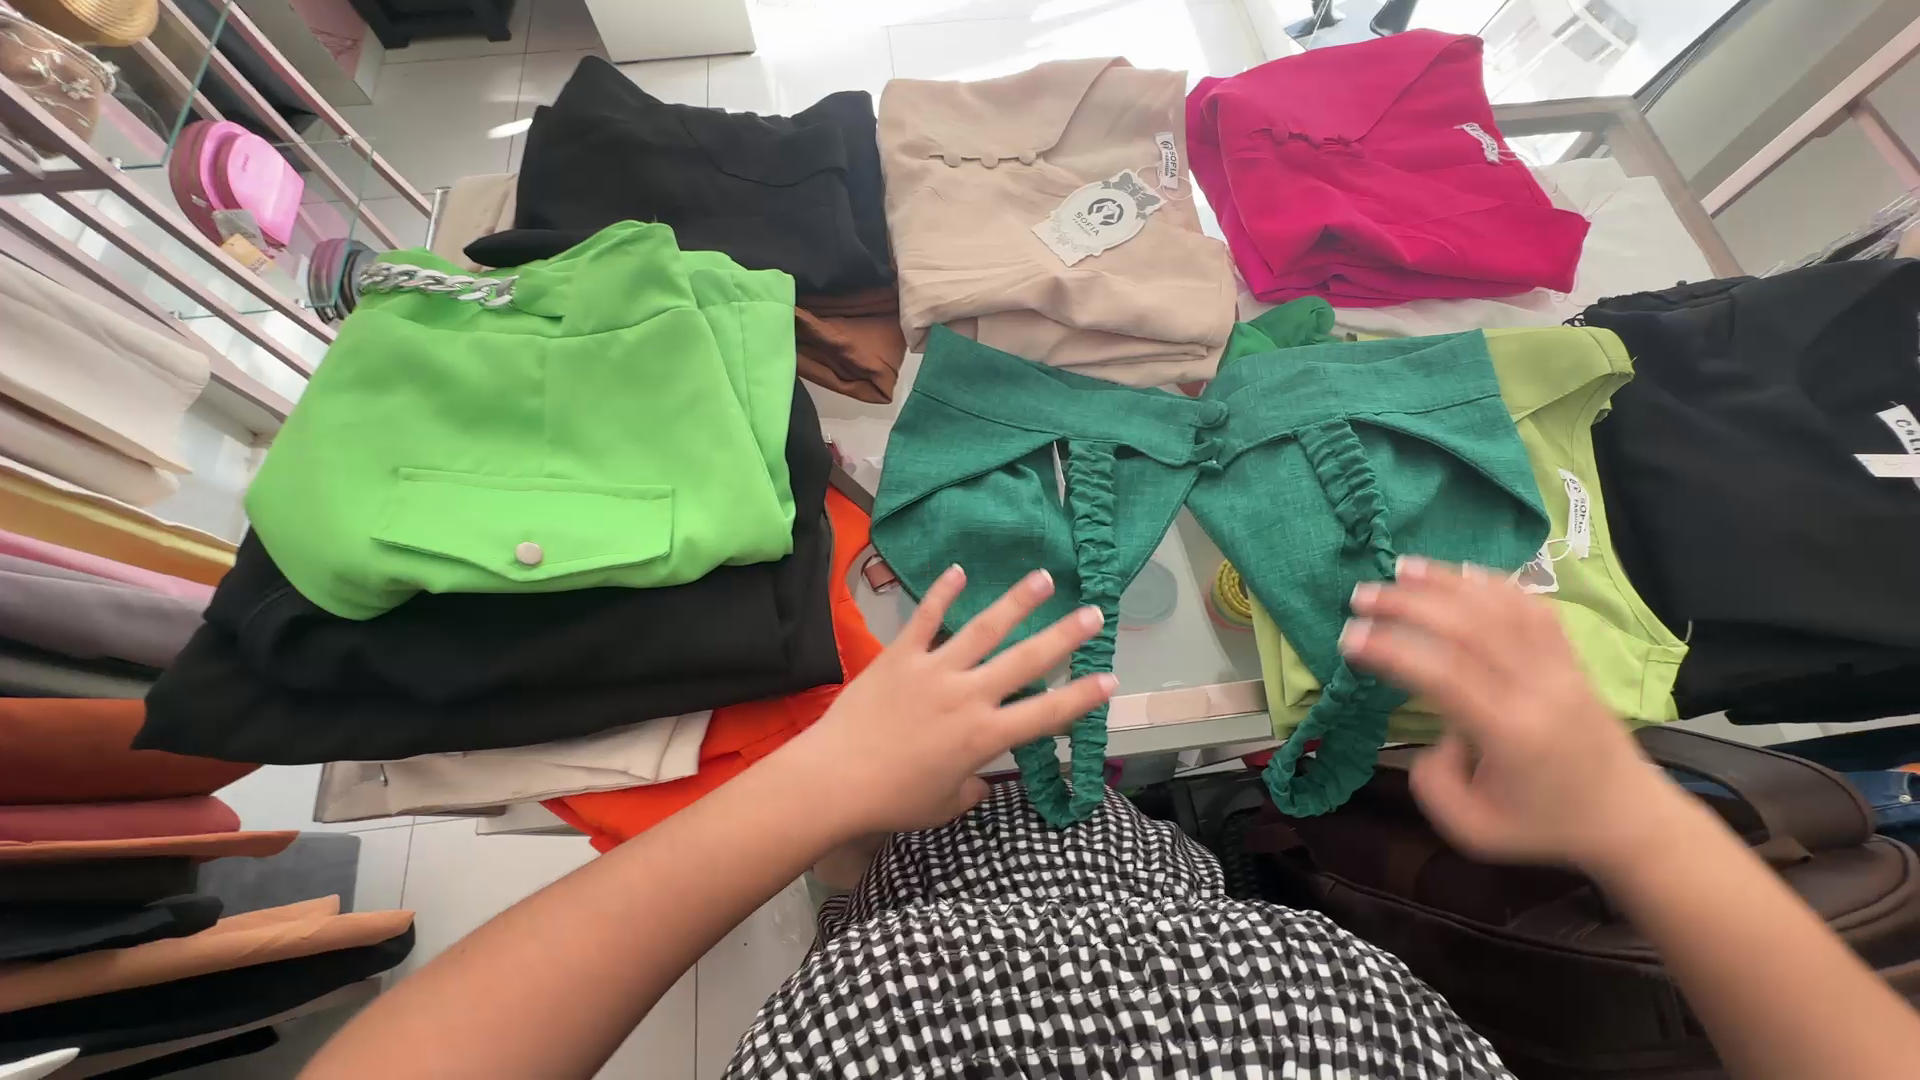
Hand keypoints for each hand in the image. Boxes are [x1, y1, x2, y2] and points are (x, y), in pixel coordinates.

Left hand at [779, 565, 1115, 837]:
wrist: (833, 779)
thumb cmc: (891, 799)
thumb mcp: (942, 805)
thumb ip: (971, 789)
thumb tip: (983, 781)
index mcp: (984, 736)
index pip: (1046, 715)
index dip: (1081, 698)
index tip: (1110, 677)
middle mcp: (968, 696)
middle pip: (1026, 661)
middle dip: (1064, 636)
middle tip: (1093, 613)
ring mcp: (935, 670)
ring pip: (984, 629)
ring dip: (1016, 602)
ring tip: (1043, 578)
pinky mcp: (901, 655)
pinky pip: (925, 618)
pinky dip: (942, 593)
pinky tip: (959, 571)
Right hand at [1341, 556, 1684, 874]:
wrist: (1630, 819)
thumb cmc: (1542, 824)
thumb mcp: (1471, 828)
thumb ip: (1432, 780)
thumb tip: (1432, 734)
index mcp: (1510, 732)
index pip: (1443, 675)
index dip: (1392, 650)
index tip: (1351, 639)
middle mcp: (1537, 690)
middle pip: (1469, 627)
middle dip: (1408, 604)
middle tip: (1362, 597)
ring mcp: (1559, 669)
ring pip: (1501, 607)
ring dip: (1446, 582)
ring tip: (1401, 570)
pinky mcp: (1569, 659)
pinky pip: (1531, 607)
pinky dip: (1491, 583)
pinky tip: (1458, 574)